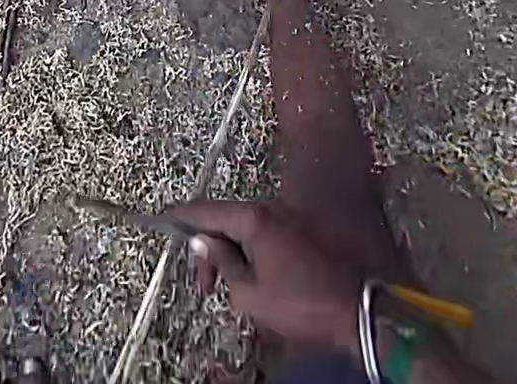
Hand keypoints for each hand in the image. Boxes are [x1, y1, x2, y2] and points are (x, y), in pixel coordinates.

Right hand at [166, 199, 361, 353]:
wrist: (354, 307)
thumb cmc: (303, 304)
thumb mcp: (251, 294)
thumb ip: (222, 265)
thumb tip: (204, 244)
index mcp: (253, 219)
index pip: (205, 211)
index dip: (181, 216)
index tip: (162, 217)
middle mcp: (268, 208)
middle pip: (223, 217)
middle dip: (208, 247)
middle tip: (205, 284)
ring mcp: (285, 215)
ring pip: (243, 226)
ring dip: (230, 250)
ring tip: (231, 286)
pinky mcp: (297, 227)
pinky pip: (262, 230)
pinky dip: (249, 248)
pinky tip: (252, 276)